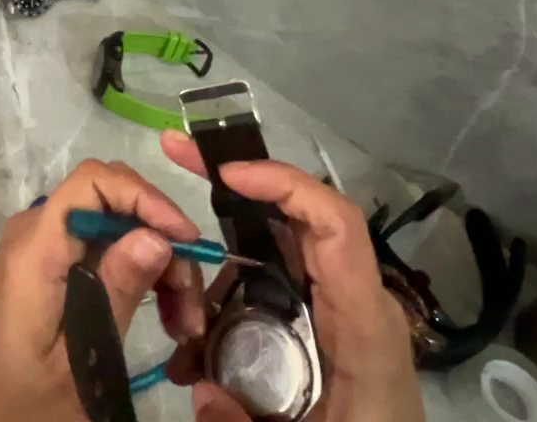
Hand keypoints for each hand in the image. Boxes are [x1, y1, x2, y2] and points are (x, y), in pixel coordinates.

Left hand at [0, 159, 207, 421]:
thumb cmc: (31, 400)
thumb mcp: (81, 356)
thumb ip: (115, 292)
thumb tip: (157, 236)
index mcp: (35, 247)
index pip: (91, 181)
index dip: (143, 196)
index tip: (186, 238)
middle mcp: (37, 230)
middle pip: (111, 200)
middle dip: (160, 236)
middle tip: (191, 299)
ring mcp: (44, 244)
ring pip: (117, 224)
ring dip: (159, 262)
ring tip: (185, 323)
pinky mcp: (54, 262)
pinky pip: (105, 246)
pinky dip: (140, 272)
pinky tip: (165, 318)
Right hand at [160, 131, 423, 421]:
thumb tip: (197, 385)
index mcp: (363, 322)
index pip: (336, 224)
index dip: (284, 184)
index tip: (224, 173)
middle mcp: (350, 300)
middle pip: (297, 215)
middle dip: (234, 180)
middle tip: (177, 152)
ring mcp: (333, 308)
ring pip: (272, 249)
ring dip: (217, 255)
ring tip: (173, 302)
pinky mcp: (318, 324)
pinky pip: (267, 283)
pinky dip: (225, 293)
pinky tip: (192, 341)